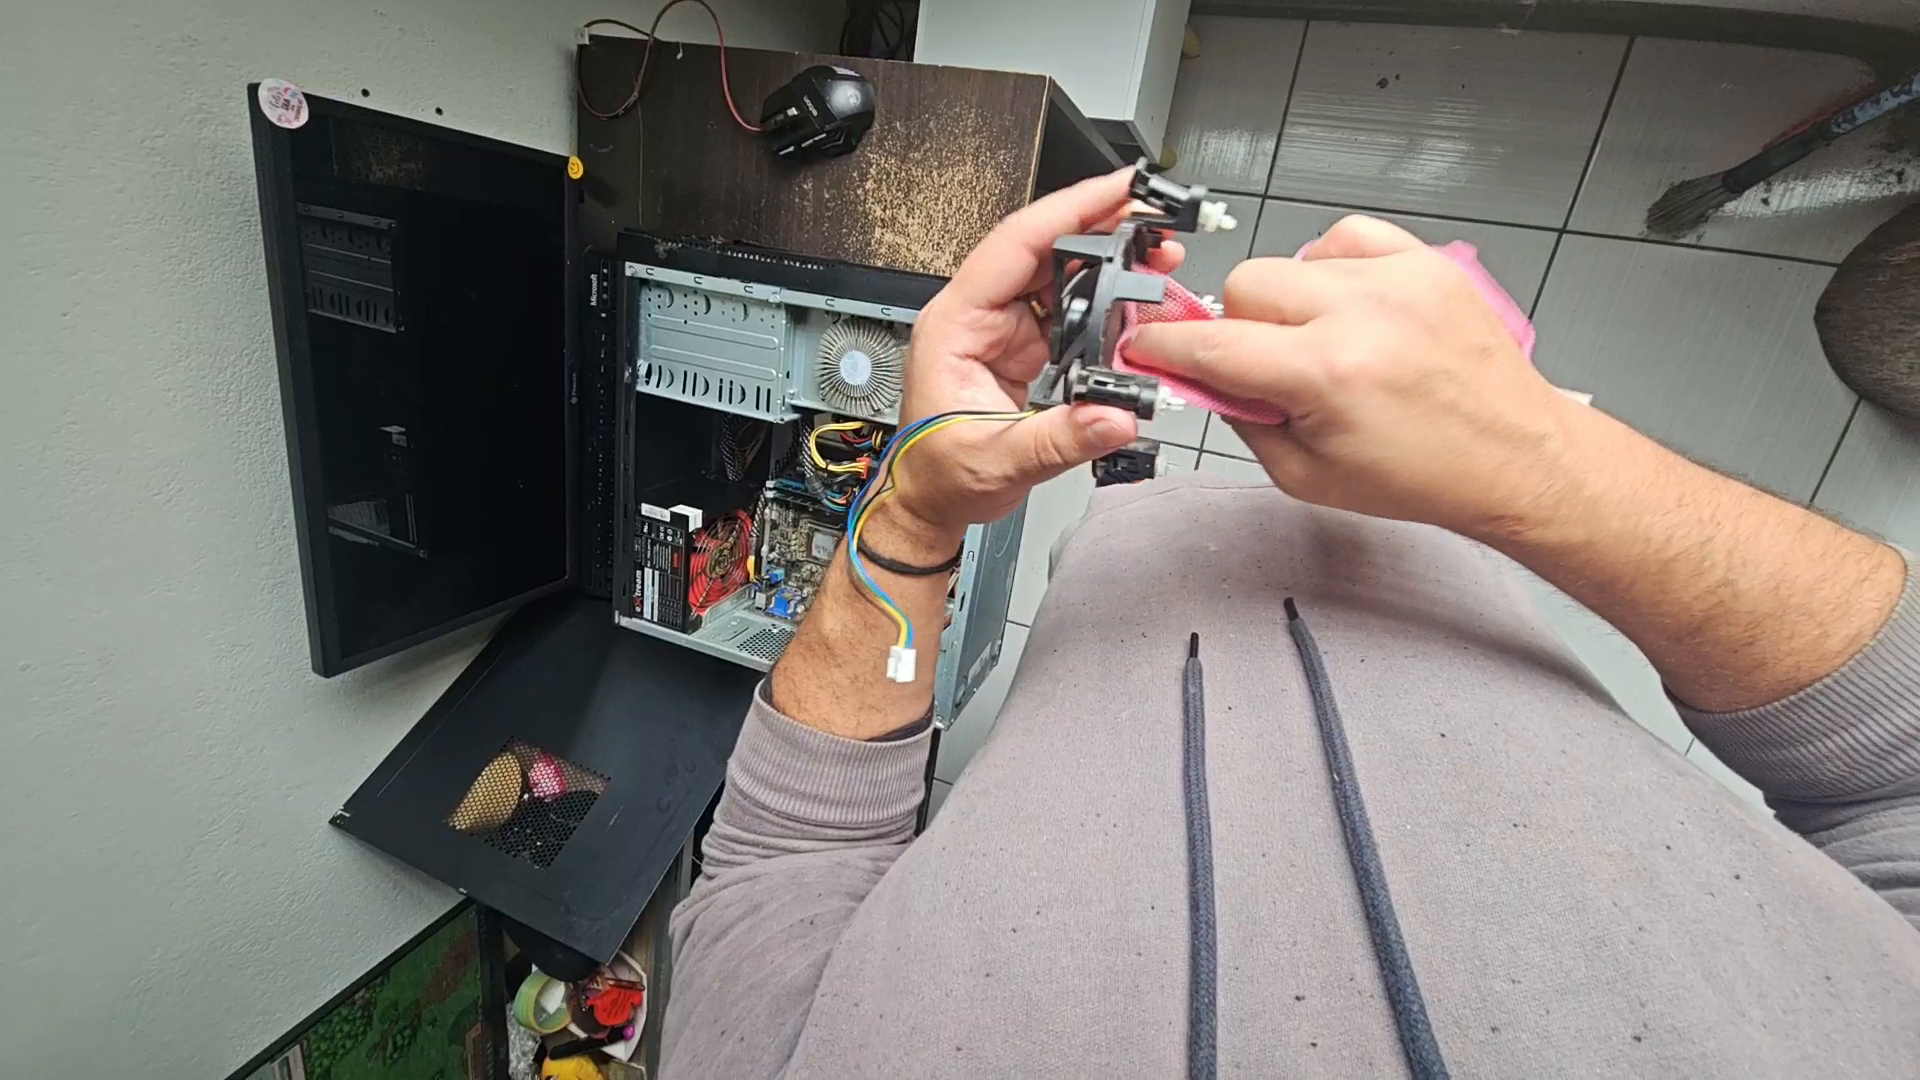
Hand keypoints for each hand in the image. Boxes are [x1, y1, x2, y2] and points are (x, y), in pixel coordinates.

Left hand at [886, 169, 1182, 538]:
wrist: (931, 500)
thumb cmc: (939, 476)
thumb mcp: (997, 460)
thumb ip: (1060, 439)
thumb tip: (1118, 416)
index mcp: (954, 325)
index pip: (1014, 245)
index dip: (1069, 211)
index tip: (1118, 192)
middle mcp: (975, 318)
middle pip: (1041, 251)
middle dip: (1100, 232)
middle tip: (1155, 227)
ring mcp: (998, 331)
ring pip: (1056, 278)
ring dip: (1105, 267)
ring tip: (1153, 262)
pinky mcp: (1019, 349)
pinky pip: (1064, 314)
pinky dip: (1099, 307)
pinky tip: (1129, 306)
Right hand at [1126, 215, 1577, 540]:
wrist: (1513, 457)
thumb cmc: (1418, 476)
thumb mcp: (1302, 474)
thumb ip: (1241, 418)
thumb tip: (1202, 378)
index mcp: (1327, 373)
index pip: (1212, 345)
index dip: (1163, 346)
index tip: (1144, 345)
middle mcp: (1363, 312)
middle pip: (1243, 285)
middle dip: (1233, 328)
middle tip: (1256, 365)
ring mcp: (1398, 278)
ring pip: (1287, 259)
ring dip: (1280, 304)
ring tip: (1312, 342)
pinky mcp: (1424, 262)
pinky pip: (1342, 237)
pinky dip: (1324, 270)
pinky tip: (1340, 307)